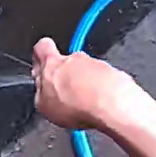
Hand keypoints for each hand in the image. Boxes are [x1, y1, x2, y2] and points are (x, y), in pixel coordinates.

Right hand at [31, 38, 155, 131]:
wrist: (113, 107)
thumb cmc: (79, 105)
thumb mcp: (43, 106)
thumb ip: (40, 93)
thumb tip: (41, 93)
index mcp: (53, 63)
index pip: (42, 47)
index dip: (41, 56)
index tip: (42, 68)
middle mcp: (76, 59)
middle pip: (67, 62)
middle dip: (66, 77)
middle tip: (65, 96)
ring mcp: (97, 65)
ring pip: (87, 72)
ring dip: (85, 86)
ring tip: (85, 107)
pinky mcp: (115, 74)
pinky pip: (104, 81)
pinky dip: (102, 92)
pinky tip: (100, 108)